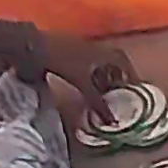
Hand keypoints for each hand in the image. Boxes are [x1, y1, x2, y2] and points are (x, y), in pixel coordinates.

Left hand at [19, 28, 137, 124]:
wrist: (33, 45)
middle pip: (111, 59)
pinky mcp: (67, 46)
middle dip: (117, 74)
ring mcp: (78, 44)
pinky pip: (86, 58)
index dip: (131, 73)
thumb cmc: (62, 63)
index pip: (122, 61)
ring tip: (103, 87)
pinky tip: (85, 80)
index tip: (134, 86)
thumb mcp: (83, 85)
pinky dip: (90, 69)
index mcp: (101, 54)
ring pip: (98, 58)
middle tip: (120, 88)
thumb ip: (98, 104)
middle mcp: (92, 46)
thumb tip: (113, 123)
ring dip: (103, 71)